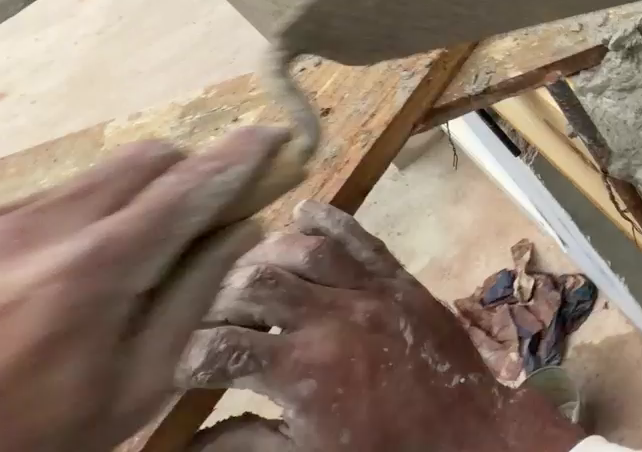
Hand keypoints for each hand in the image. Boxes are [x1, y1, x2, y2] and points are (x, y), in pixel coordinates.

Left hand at [0, 128, 286, 451]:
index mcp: (92, 272)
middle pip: (145, 158)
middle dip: (186, 173)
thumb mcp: (131, 391)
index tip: (277, 134)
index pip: (195, 182)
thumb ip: (195, 297)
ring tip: (101, 264)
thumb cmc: (17, 443)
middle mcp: (33, 232)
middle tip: (194, 213)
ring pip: (88, 180)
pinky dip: (59, 227)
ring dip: (121, 202)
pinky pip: (26, 208)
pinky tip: (33, 284)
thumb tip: (243, 228)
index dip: (246, 152)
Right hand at [179, 200, 582, 451]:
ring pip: (307, 249)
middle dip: (217, 300)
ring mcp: (372, 291)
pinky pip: (363, 240)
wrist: (465, 428)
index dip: (182, 359)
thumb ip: (241, 447)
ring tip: (242, 275)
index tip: (175, 370)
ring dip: (266, 256)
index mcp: (303, 370)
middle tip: (207, 320)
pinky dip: (331, 221)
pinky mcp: (400, 279)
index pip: (215, 349)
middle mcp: (334, 317)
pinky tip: (302, 213)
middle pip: (255, 283)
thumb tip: (183, 440)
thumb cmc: (384, 450)